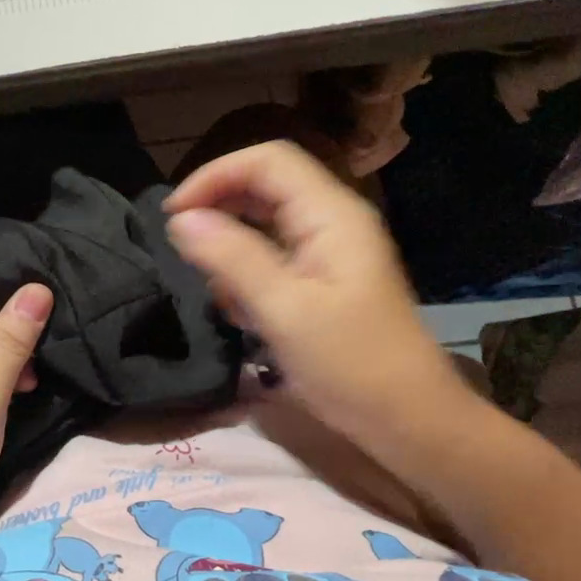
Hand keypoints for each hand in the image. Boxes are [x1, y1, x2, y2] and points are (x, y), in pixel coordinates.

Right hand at [163, 140, 470, 443]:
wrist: (407, 418)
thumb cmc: (349, 363)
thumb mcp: (282, 309)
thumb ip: (231, 257)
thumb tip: (180, 219)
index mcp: (331, 216)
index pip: (266, 161)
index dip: (214, 175)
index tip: (174, 216)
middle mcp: (331, 221)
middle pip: (264, 184)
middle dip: (216, 205)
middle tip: (179, 244)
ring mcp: (328, 250)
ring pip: (263, 220)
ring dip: (228, 242)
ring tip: (210, 283)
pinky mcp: (320, 279)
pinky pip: (270, 253)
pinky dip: (243, 269)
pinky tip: (236, 306)